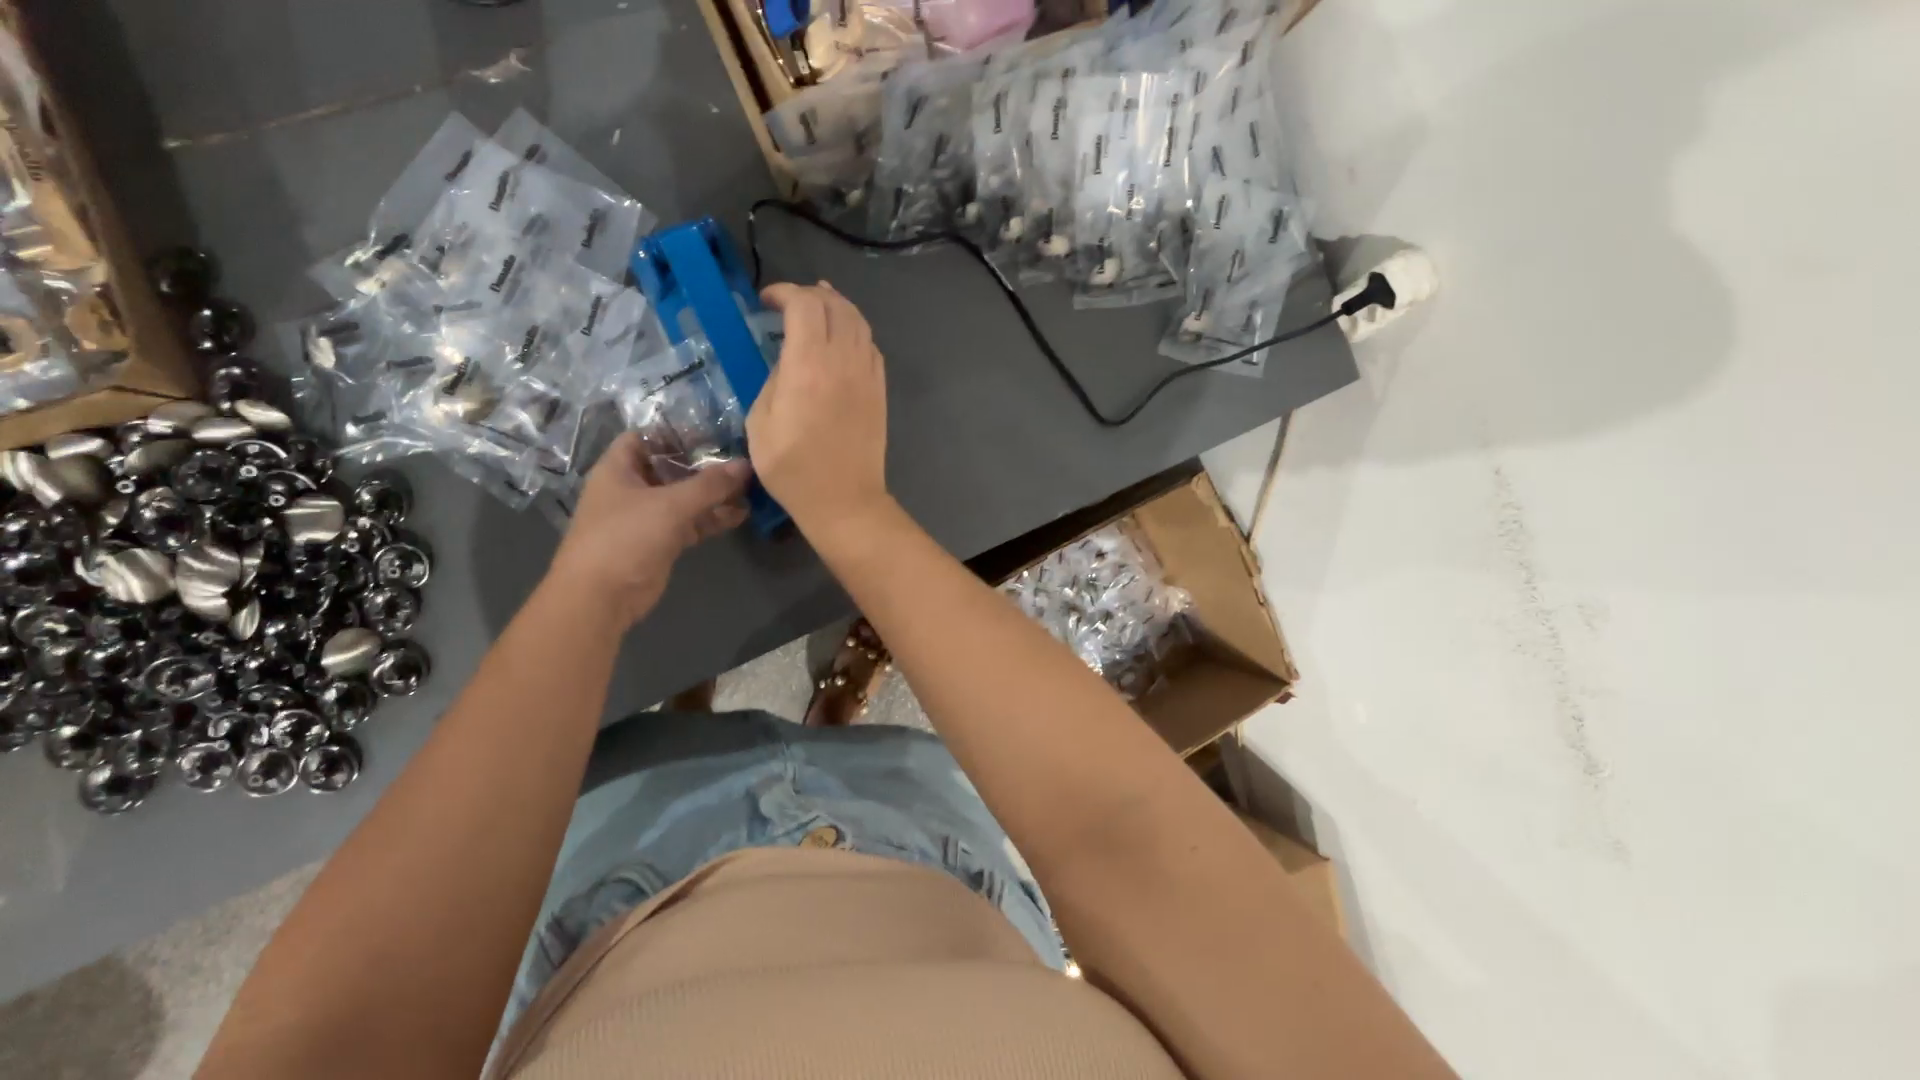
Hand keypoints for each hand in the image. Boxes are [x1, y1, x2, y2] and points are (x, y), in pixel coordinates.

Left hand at [545, 433, 750, 628]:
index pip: (646, 437)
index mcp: (619, 468)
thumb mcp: (670, 505)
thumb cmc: (626, 537)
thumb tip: (745, 465)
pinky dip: (713, 518)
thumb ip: (709, 484)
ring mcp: (646, 517)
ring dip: (714, 493)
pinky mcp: (661, 542)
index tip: (713, 430)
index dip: (676, 431)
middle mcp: (631, 488)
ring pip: (684, 497)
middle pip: (671, 467)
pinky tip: (742, 513)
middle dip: (704, 463)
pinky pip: (691, 523)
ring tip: (750, 485)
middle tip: (741, 456)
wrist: (602, 597)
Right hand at [747, 281, 889, 533]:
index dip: (784, 292)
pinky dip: (854, 329)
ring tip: (819, 304)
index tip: (766, 300)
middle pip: (834, 305)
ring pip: (858, 321)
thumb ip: (774, 380)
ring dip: (836, 306)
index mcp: (809, 365)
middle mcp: (843, 360)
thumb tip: (788, 361)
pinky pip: (870, 344)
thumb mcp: (761, 422)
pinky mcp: (879, 389)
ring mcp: (867, 373)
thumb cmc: (793, 467)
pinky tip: (842, 337)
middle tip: (789, 302)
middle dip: (809, 294)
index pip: (804, 305)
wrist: (844, 500)